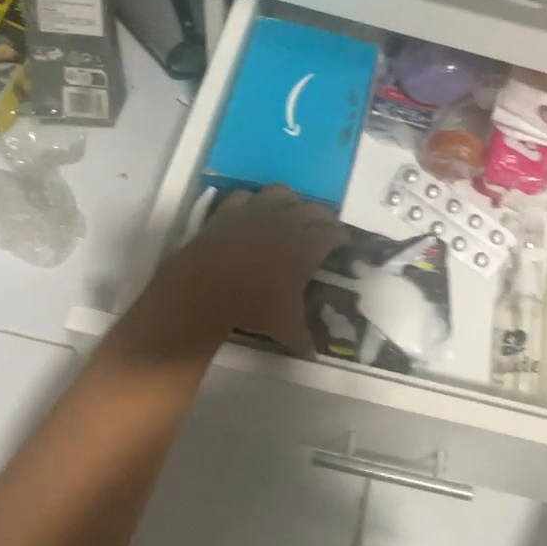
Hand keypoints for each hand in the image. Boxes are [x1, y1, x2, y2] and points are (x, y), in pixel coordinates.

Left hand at [158, 185, 345, 355]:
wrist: (204, 289)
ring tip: (289, 214)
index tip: (342, 242)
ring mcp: (256, 211)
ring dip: (291, 201)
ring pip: (282, 192)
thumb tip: (312, 353)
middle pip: (314, 208)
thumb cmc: (253, 307)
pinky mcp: (229, 210)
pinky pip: (246, 196)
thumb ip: (302, 338)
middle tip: (323, 230)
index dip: (341, 236)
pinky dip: (253, 202)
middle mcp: (286, 221)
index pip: (334, 231)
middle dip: (323, 217)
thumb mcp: (285, 328)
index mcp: (307, 245)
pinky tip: (252, 214)